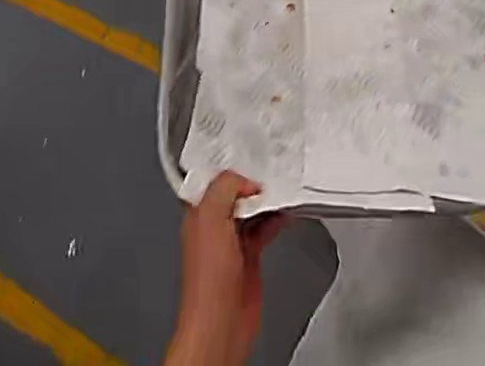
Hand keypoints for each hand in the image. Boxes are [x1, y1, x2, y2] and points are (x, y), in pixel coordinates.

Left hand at [167, 171, 288, 365]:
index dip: (231, 168)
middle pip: (236, 193)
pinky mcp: (249, 255)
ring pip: (252, 209)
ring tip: (281, 191)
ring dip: (267, 200)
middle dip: (253, 182)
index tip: (250, 162)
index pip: (214, 178)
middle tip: (270, 175)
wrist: (221, 322)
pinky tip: (286, 213)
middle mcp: (213, 224)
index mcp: (198, 212)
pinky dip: (276, 219)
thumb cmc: (207, 281)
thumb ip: (225, 189)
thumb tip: (245, 182)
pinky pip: (265, 228)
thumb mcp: (210, 217)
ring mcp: (232, 241)